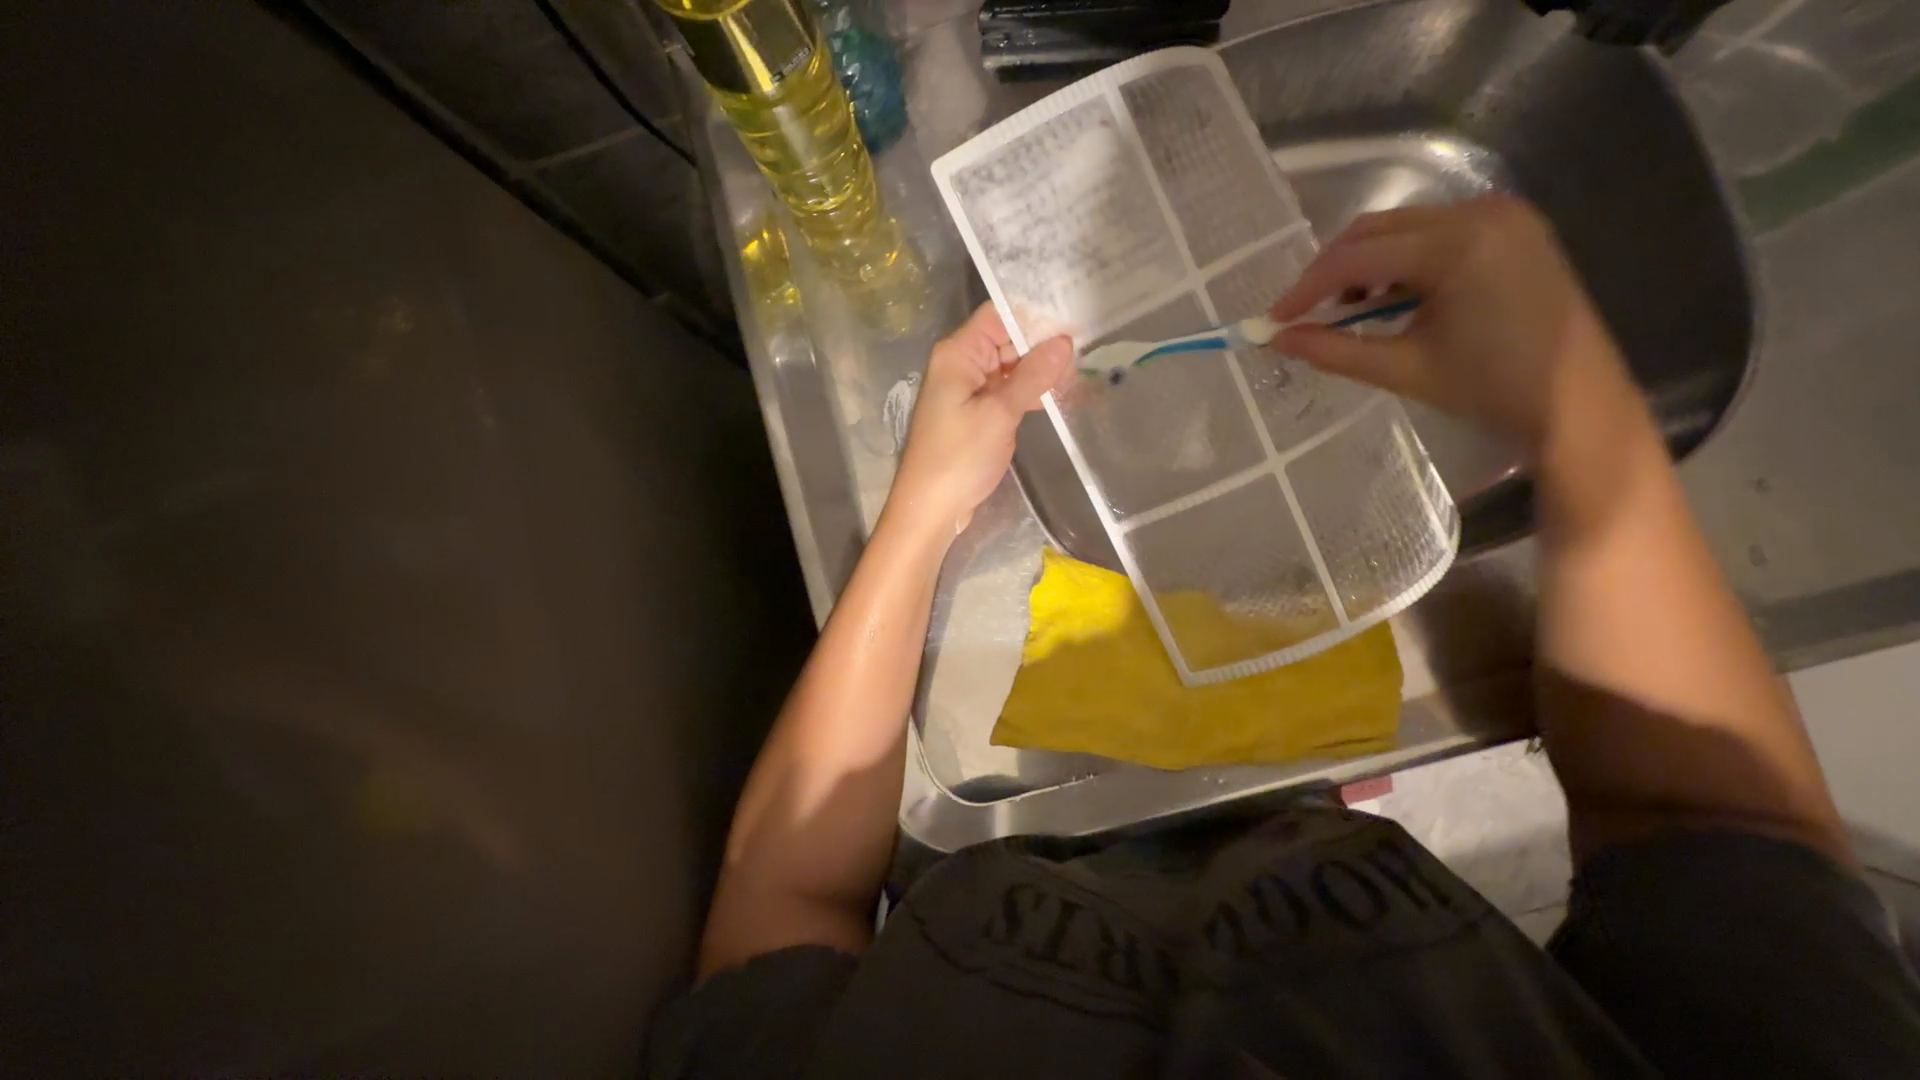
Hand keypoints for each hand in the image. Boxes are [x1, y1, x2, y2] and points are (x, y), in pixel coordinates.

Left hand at [889, 303, 1072, 535]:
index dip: (1034, 315)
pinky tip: (1056, 398)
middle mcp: (961, 364)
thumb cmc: (959, 457)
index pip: (998, 315)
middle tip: (1083, 354)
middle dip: (1042, 344)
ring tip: (1077, 375)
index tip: (1073, 321)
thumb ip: (1032, 375)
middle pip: (1006, 338)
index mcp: (958, 354)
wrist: (931, 508)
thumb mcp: (999, 414)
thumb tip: (1063, 342)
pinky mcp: (976, 414)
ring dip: (1039, 370)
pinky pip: (1006, 391)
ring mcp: (967, 390)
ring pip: (1010, 366)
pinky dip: (1029, 392)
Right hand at [1269, 194, 1634, 454]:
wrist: (1577, 401)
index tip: (1275, 319)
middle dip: (1332, 270)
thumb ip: (1335, 350)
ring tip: (1347, 309)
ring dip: (1365, 263)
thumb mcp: (1403, 369)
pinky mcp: (1513, 227)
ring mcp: (1501, 215)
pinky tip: (1392, 296)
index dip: (1307, 287)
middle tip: (1303, 313)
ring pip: (1403, 227)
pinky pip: (1437, 231)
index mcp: (1456, 245)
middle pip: (1377, 229)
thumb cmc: (1491, 388)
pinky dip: (1403, 259)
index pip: (1357, 255)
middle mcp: (1479, 213)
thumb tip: (1278, 340)